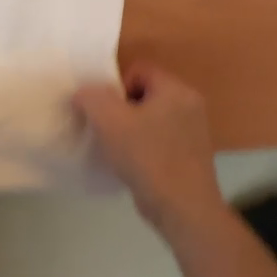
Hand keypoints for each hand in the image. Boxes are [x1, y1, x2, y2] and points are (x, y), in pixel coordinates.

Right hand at [73, 64, 227, 233]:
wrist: (181, 206)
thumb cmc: (146, 156)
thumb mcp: (108, 119)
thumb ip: (91, 96)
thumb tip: (84, 93)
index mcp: (177, 91)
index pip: (138, 70)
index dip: (114, 86)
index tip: (103, 110)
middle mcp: (190, 106)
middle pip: (142, 93)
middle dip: (118, 108)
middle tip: (104, 128)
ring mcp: (192, 132)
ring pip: (148, 117)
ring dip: (127, 128)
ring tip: (115, 147)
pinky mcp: (188, 155)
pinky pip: (156, 138)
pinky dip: (140, 146)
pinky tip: (129, 162)